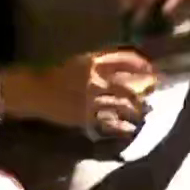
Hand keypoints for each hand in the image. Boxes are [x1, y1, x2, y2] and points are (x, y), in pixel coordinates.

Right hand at [7, 51, 156, 136]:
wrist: (37, 91)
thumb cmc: (57, 76)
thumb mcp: (78, 63)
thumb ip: (99, 64)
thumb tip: (122, 70)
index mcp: (92, 61)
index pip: (123, 59)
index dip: (141, 64)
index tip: (152, 69)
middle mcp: (94, 78)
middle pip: (127, 85)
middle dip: (143, 91)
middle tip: (153, 95)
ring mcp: (91, 98)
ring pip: (121, 105)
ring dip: (135, 110)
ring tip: (143, 114)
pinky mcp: (86, 116)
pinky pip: (109, 122)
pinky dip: (122, 128)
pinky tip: (130, 130)